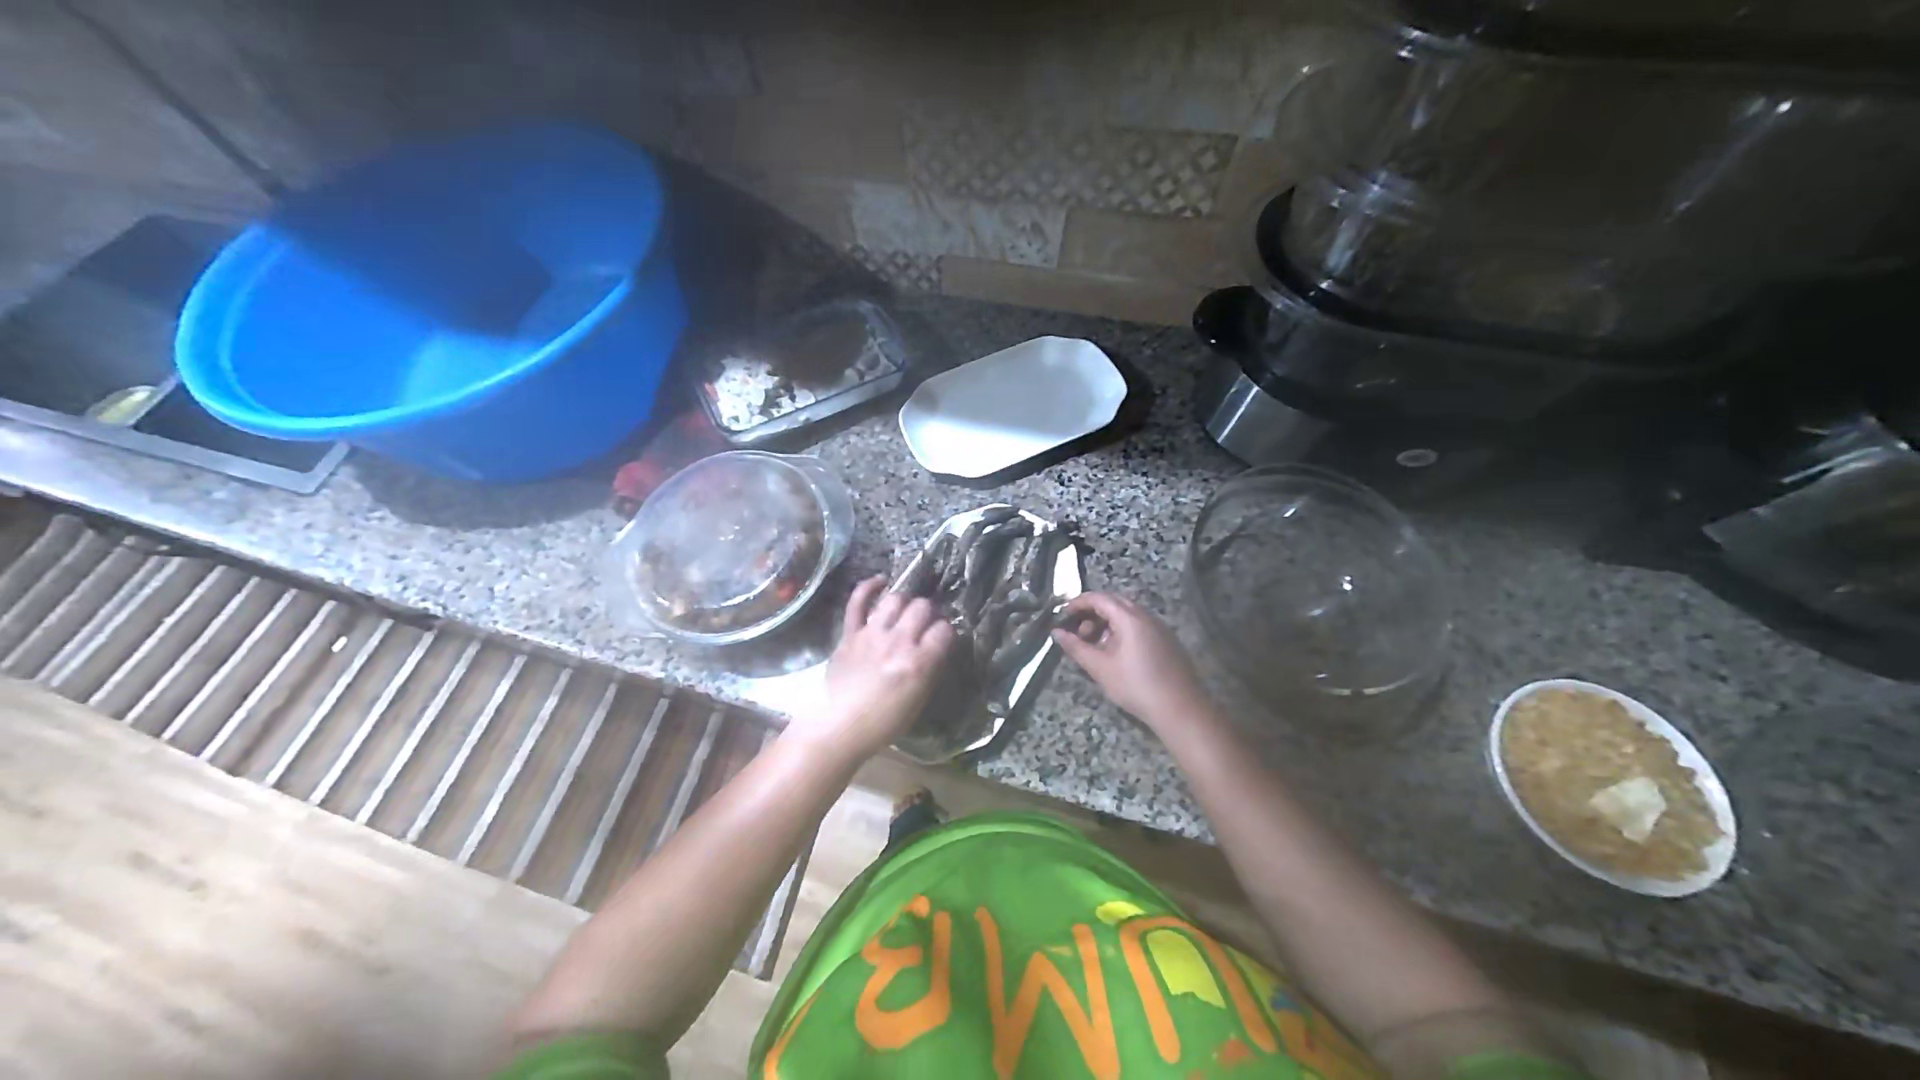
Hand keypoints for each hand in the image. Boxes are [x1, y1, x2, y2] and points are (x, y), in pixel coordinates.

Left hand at [808, 576, 955, 760]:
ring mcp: (871, 634)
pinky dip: (868, 587)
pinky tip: (880, 581)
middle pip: (922, 607)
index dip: (948, 631)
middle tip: (926, 623)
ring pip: (895, 599)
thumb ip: (929, 669)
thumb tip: (936, 648)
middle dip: (929, 612)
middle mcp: (897, 641)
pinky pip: (857, 602)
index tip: (944, 637)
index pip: (944, 630)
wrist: (840, 726)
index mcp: (918, 662)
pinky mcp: (850, 634)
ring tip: (905, 610)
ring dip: (905, 601)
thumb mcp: (918, 700)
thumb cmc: (884, 722)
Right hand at [1051, 592, 1210, 730]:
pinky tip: (1116, 654)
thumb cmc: (1135, 686)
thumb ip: (1076, 647)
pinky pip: (1139, 626)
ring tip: (1095, 646)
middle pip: (1114, 603)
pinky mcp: (1167, 641)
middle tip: (1078, 631)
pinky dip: (1122, 631)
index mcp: (1130, 618)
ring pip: (1128, 615)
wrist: (1180, 708)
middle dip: (1092, 613)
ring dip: (1107, 623)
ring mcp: (1160, 628)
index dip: (1078, 603)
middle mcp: (1146, 616)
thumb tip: (1057, 632)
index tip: (1063, 615)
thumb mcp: (1100, 668)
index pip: (1099, 598)